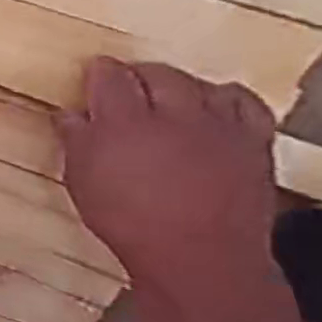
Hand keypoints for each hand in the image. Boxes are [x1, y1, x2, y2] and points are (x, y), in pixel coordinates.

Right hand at [58, 58, 279, 296]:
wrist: (196, 252)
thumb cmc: (125, 219)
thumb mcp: (82, 181)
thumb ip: (76, 141)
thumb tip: (68, 114)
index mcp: (122, 122)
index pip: (110, 79)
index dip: (99, 70)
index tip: (92, 69)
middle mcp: (173, 113)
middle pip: (157, 73)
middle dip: (137, 73)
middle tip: (124, 80)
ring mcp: (218, 124)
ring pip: (198, 83)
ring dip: (178, 82)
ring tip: (165, 92)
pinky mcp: (252, 139)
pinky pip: (243, 102)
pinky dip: (224, 96)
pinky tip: (214, 103)